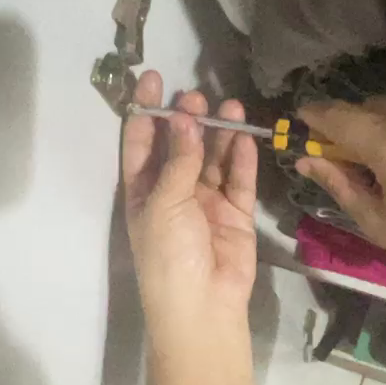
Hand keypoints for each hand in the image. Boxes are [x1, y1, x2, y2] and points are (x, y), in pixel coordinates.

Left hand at [122, 71, 258, 340]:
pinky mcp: (235, 215)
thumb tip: (183, 119)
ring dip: (220, 134)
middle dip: (188, 119)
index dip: (146, 112)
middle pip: (180, 146)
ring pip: (213, 160)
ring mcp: (206, 204)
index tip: (154, 79)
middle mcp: (173, 193)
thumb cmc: (168, 255)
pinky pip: (239, 181)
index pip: (141, 143)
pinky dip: (242, 160)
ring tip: (230, 107)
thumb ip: (177, 161)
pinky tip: (245, 137)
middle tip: (197, 98)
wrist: (202, 305)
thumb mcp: (164, 204)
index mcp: (143, 191)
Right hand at [295, 98, 385, 307]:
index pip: (340, 118)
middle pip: (371, 106)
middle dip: (348, 119)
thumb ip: (340, 184)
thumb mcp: (378, 223)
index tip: (299, 119)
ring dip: (379, 123)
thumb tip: (307, 161)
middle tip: (336, 146)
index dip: (315, 116)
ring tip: (375, 156)